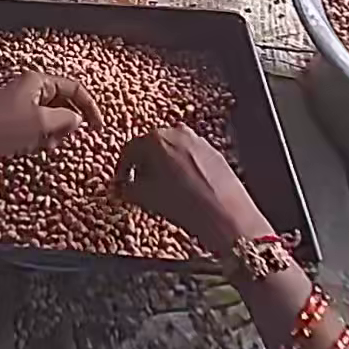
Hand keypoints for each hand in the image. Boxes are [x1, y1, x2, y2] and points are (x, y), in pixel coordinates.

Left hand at [0, 71, 103, 164]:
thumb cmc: (4, 128)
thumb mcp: (42, 123)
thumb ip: (66, 119)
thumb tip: (78, 119)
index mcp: (38, 80)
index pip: (75, 88)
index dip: (90, 107)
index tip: (98, 127)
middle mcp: (30, 87)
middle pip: (63, 101)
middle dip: (68, 121)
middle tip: (66, 137)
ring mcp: (21, 102)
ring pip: (51, 115)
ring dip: (55, 131)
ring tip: (48, 144)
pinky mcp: (14, 117)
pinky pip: (38, 124)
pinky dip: (42, 135)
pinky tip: (37, 146)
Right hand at [117, 124, 266, 250]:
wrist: (226, 215)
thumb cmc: (184, 203)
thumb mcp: (145, 197)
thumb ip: (127, 188)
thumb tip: (122, 187)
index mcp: (155, 138)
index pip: (130, 150)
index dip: (123, 168)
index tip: (122, 181)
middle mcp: (177, 132)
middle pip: (151, 146)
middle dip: (144, 165)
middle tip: (140, 185)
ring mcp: (198, 140)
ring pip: (172, 150)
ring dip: (164, 166)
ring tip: (162, 189)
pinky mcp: (214, 151)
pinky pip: (190, 156)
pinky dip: (182, 168)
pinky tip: (183, 188)